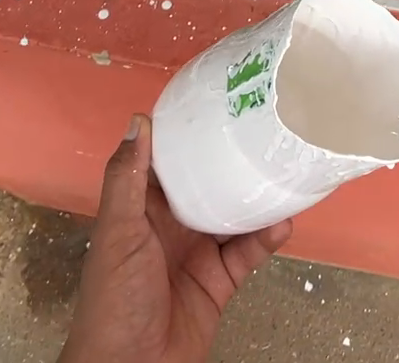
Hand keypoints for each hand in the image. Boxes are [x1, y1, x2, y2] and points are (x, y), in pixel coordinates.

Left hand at [58, 114, 292, 362]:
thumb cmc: (116, 296)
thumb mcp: (118, 232)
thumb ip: (128, 179)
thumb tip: (139, 119)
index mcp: (144, 209)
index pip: (168, 162)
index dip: (188, 133)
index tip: (216, 102)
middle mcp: (173, 225)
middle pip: (207, 184)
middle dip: (230, 161)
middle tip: (263, 132)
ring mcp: (199, 252)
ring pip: (233, 215)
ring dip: (256, 198)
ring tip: (283, 172)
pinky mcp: (220, 281)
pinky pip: (248, 253)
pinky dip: (266, 238)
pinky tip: (283, 223)